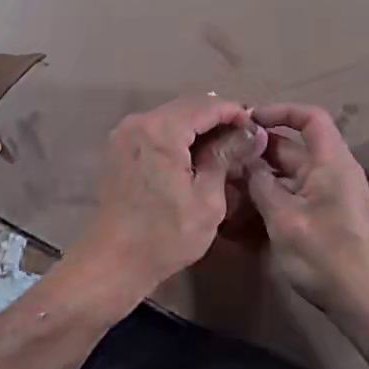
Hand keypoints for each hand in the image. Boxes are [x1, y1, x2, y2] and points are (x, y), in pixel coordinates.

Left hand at [67, 96, 263, 303]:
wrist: (113, 262)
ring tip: (224, 146)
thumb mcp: (207, 200)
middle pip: (187, 105)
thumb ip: (226, 157)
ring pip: (171, 115)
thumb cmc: (165, 235)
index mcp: (161, 130)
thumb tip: (251, 133)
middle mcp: (139, 121)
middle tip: (244, 136)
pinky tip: (195, 154)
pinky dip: (178, 134)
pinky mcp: (119, 147)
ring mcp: (125, 133)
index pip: (206, 105)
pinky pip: (156, 128)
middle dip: (217, 117)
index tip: (255, 128)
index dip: (234, 112)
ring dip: (198, 125)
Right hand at [246, 104, 368, 321]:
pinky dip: (274, 192)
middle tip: (226, 154)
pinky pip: (298, 191)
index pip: (310, 117)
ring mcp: (333, 194)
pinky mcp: (329, 215)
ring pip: (293, 171)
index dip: (281, 111)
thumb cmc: (327, 257)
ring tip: (229, 180)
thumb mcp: (284, 219)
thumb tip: (246, 159)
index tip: (249, 119)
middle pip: (296, 146)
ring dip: (263, 173)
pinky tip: (248, 206)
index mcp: (332, 162)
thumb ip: (261, 184)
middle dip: (262, 147)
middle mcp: (335, 171)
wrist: (367, 306)